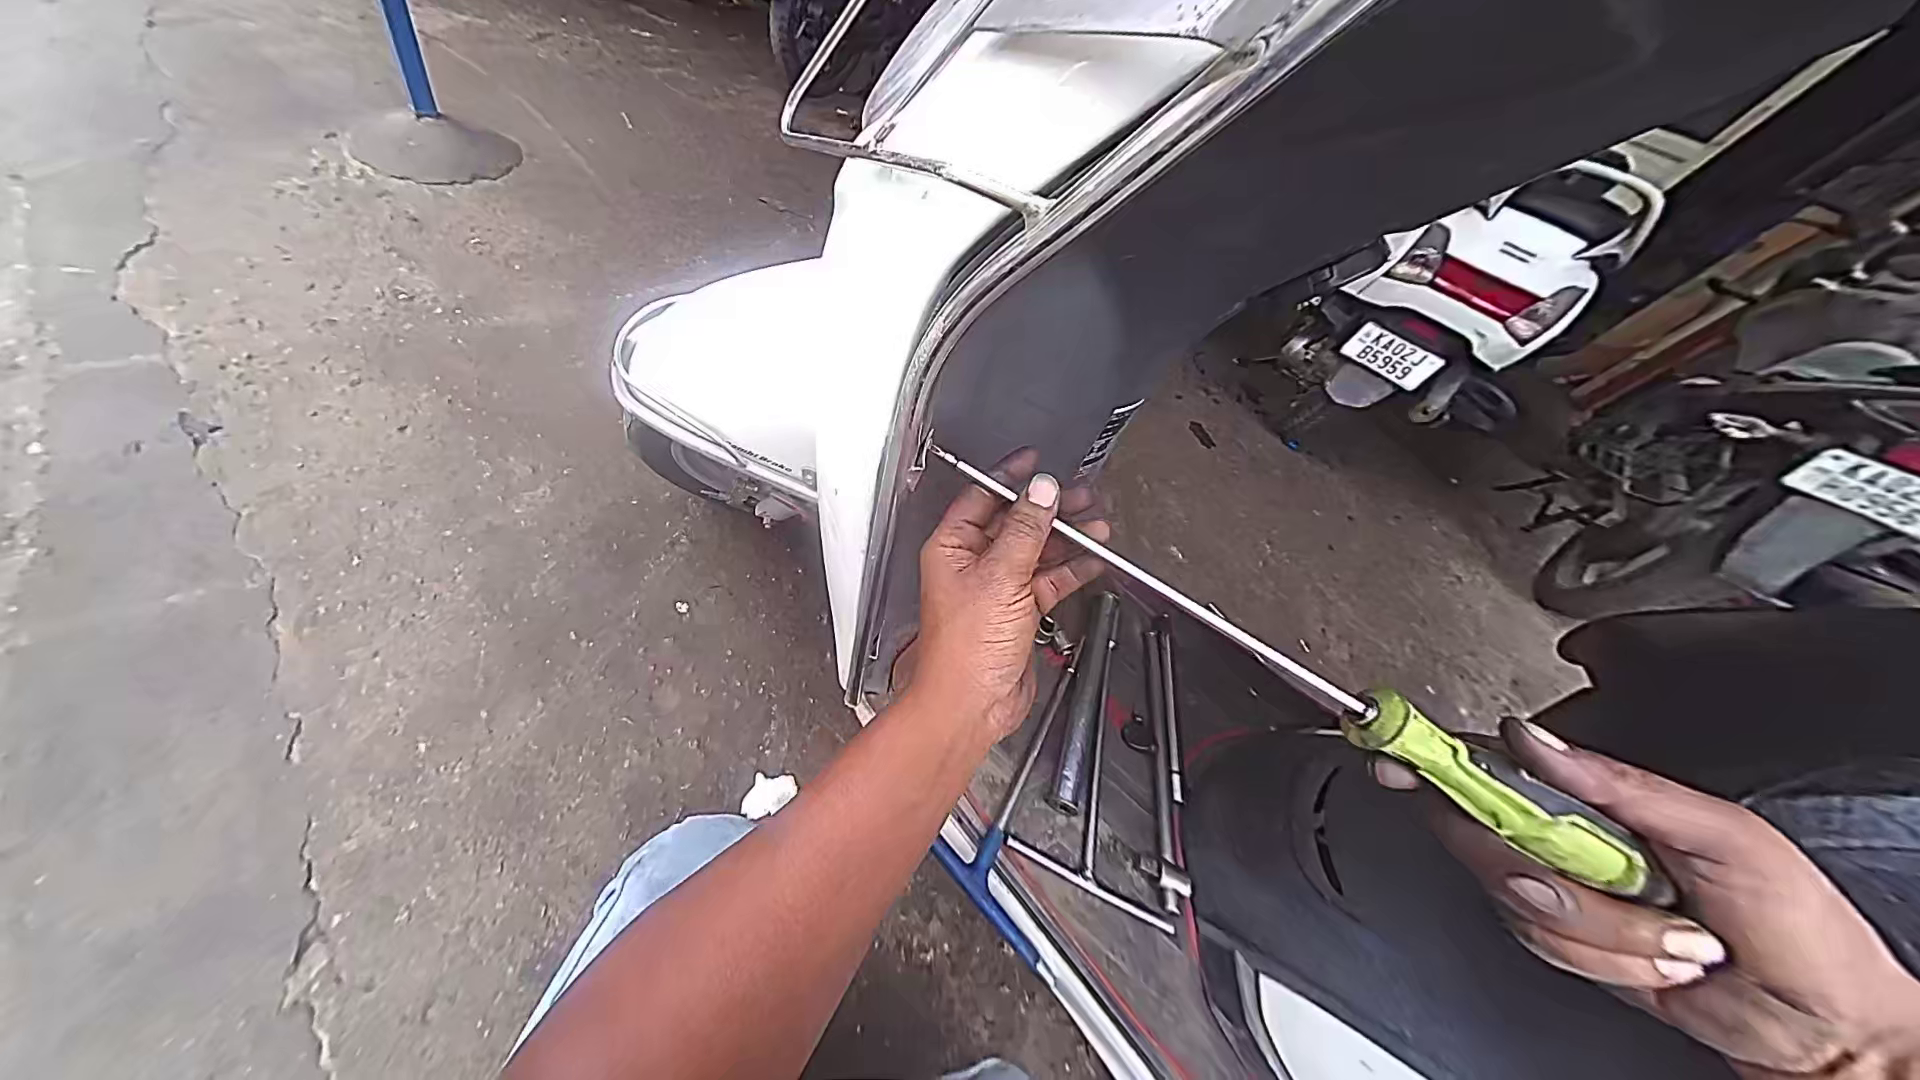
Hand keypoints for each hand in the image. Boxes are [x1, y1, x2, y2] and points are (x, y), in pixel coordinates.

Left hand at [906, 448, 1107, 739]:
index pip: (981, 498)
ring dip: (1066, 538)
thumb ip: (1025, 531)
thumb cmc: (963, 650)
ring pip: (1036, 550)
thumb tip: (1041, 492)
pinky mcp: (1018, 610)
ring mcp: (997, 587)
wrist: (972, 703)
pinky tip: (1092, 558)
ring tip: (1095, 523)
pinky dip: (1071, 568)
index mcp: (952, 548)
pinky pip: (1048, 579)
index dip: (1009, 477)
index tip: (1034, 462)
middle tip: (1078, 495)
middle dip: (1048, 509)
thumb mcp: (999, 577)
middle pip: (1015, 523)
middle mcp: (972, 563)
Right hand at [1375, 720, 1919, 1077]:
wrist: (1823, 1025)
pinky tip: (1646, 955)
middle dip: (1546, 871)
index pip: (1471, 758)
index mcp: (1570, 790)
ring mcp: (1542, 877)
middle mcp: (1544, 827)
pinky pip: (1533, 936)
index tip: (1393, 761)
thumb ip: (1618, 782)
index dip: (1422, 755)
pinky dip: (1596, 958)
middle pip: (1475, 831)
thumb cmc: (1794, 925)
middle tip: (1617, 882)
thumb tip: (1525, 735)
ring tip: (1667, 935)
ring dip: (1596, 928)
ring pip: (1509, 892)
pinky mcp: (1548, 926)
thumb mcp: (1721, 834)